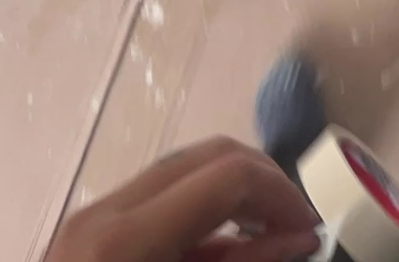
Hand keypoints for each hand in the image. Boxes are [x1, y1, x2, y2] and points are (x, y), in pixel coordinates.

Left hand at [48, 137, 322, 261]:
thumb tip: (300, 237)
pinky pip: (164, 193)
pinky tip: (224, 244)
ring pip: (190, 166)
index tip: (310, 228)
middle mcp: (108, 210)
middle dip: (265, 181)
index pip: (230, 176)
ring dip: (237, 189)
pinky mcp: (89, 230)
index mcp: (127, 240)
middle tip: (294, 223)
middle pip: (214, 154)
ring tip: (265, 232)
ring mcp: (93, 216)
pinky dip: (205, 205)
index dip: (281, 194)